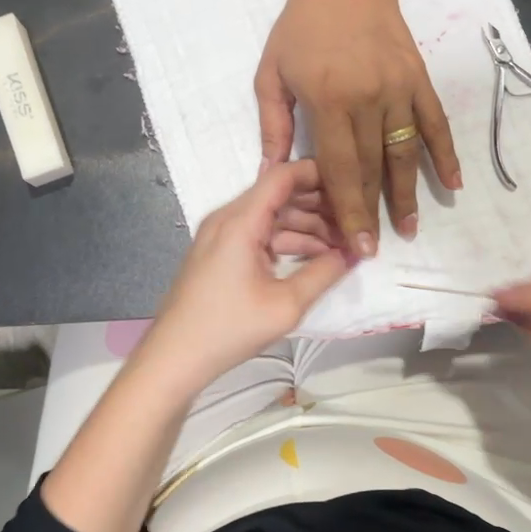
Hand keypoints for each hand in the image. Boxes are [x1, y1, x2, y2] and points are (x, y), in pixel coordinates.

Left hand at [143, 160, 351, 387]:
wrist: (175, 356)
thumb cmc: (229, 329)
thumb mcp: (286, 305)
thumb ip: (324, 273)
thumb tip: (355, 252)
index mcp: (239, 221)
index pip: (282, 176)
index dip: (319, 175)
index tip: (352, 187)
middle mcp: (226, 218)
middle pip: (278, 195)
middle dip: (318, 206)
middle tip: (355, 223)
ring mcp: (219, 236)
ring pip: (270, 217)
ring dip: (305, 227)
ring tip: (342, 246)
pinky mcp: (218, 254)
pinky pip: (257, 235)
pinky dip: (285, 242)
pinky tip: (313, 259)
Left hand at [255, 0, 461, 255]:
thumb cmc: (301, 28)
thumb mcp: (271, 74)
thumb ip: (272, 126)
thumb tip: (271, 173)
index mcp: (329, 102)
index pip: (341, 169)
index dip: (349, 210)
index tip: (356, 244)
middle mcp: (369, 101)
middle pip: (374, 169)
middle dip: (374, 213)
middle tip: (377, 250)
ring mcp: (399, 90)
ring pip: (405, 153)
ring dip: (409, 195)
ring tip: (410, 228)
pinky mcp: (419, 80)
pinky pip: (436, 123)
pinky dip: (445, 154)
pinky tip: (452, 183)